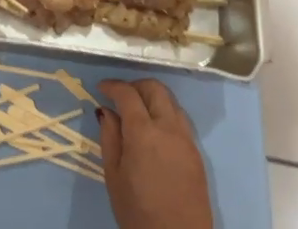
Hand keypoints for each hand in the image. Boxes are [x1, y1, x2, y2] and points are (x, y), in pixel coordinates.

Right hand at [96, 78, 212, 228]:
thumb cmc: (138, 212)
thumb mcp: (113, 175)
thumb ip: (110, 137)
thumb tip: (107, 111)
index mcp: (144, 133)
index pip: (128, 94)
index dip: (113, 85)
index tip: (100, 87)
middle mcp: (169, 128)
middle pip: (155, 88)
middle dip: (135, 85)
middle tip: (119, 96)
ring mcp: (186, 139)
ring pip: (171, 101)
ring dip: (153, 97)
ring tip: (137, 110)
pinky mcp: (197, 152)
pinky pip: (181, 119)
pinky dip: (165, 112)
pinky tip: (154, 129)